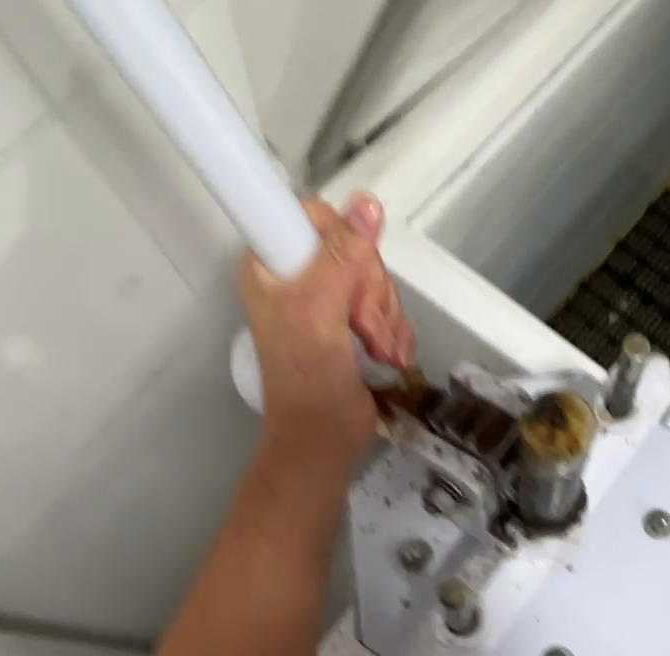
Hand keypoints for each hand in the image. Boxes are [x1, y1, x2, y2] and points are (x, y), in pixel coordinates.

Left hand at [238, 193, 416, 464]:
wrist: (325, 438)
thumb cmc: (310, 380)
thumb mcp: (320, 312)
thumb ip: (342, 257)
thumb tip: (369, 204)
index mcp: (273, 265)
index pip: (315, 218)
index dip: (343, 242)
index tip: (351, 277)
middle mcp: (299, 276)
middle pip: (356, 250)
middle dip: (372, 293)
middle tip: (363, 327)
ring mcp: (329, 300)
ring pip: (377, 280)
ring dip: (387, 319)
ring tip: (379, 352)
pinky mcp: (355, 324)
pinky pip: (390, 308)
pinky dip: (396, 334)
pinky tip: (390, 357)